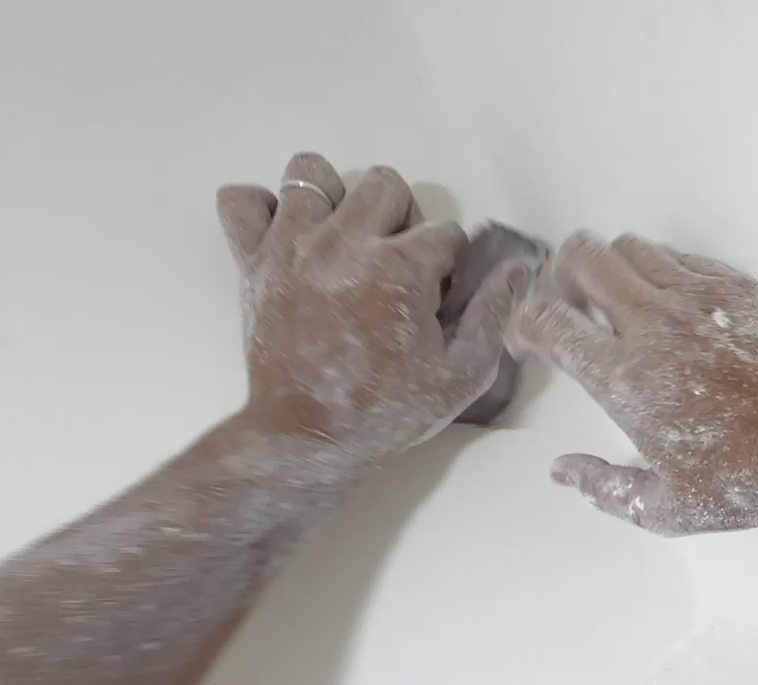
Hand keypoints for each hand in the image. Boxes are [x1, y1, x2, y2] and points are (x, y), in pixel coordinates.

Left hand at [214, 152, 526, 486]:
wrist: (312, 436)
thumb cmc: (391, 410)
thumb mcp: (463, 375)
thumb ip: (493, 316)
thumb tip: (515, 272)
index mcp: (403, 269)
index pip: (448, 233)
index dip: (453, 268)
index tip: (440, 301)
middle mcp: (347, 241)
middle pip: (387, 185)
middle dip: (405, 221)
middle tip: (400, 268)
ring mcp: (293, 244)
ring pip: (314, 174)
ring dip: (337, 202)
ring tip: (346, 244)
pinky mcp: (253, 259)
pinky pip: (243, 200)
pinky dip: (265, 211)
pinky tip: (291, 242)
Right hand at [505, 232, 757, 533]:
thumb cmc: (751, 482)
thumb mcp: (667, 509)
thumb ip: (604, 489)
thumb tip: (564, 473)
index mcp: (626, 381)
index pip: (549, 322)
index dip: (526, 323)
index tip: (531, 339)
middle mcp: (654, 326)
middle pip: (581, 258)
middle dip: (562, 277)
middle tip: (574, 309)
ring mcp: (697, 299)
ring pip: (630, 248)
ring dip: (613, 270)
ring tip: (624, 306)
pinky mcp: (737, 288)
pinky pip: (682, 257)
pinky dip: (663, 273)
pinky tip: (675, 308)